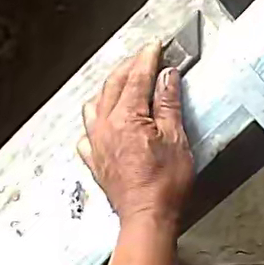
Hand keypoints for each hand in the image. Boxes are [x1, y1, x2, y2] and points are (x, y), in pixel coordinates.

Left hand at [78, 42, 192, 225]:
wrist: (147, 217)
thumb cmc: (164, 186)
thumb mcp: (176, 140)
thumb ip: (168, 104)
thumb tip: (167, 77)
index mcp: (127, 118)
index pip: (137, 77)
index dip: (147, 58)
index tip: (155, 47)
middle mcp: (106, 127)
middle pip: (114, 85)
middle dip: (129, 67)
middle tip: (144, 57)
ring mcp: (97, 144)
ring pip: (95, 105)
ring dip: (109, 89)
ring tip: (122, 83)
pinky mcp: (96, 161)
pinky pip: (87, 133)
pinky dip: (95, 120)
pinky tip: (102, 122)